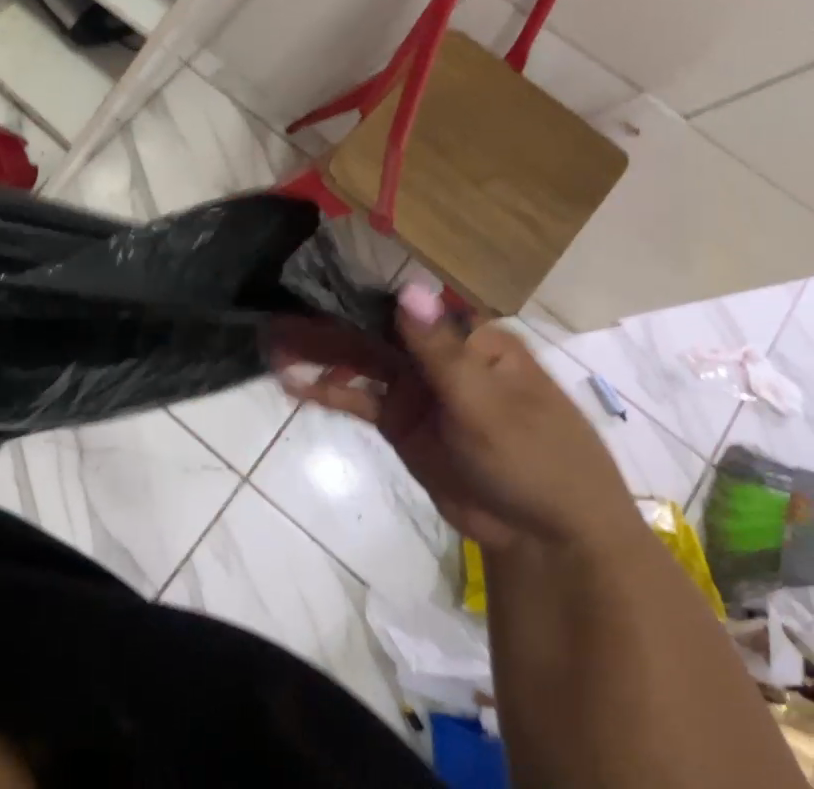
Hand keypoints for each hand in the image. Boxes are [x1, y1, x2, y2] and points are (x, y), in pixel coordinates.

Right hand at [268, 285, 641, 552]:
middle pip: (374, 332)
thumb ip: (439, 349)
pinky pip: (356, 400)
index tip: (312, 278)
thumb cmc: (534, 461)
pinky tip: (291, 385)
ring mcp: (418, 391)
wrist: (544, 537)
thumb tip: (409, 287)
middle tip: (274, 318)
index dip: (361, 291)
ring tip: (272, 348)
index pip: (409, 306)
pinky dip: (325, 391)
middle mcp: (441, 358)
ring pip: (359, 363)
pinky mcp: (399, 422)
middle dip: (326, 325)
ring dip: (317, 355)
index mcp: (474, 342)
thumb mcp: (486, 404)